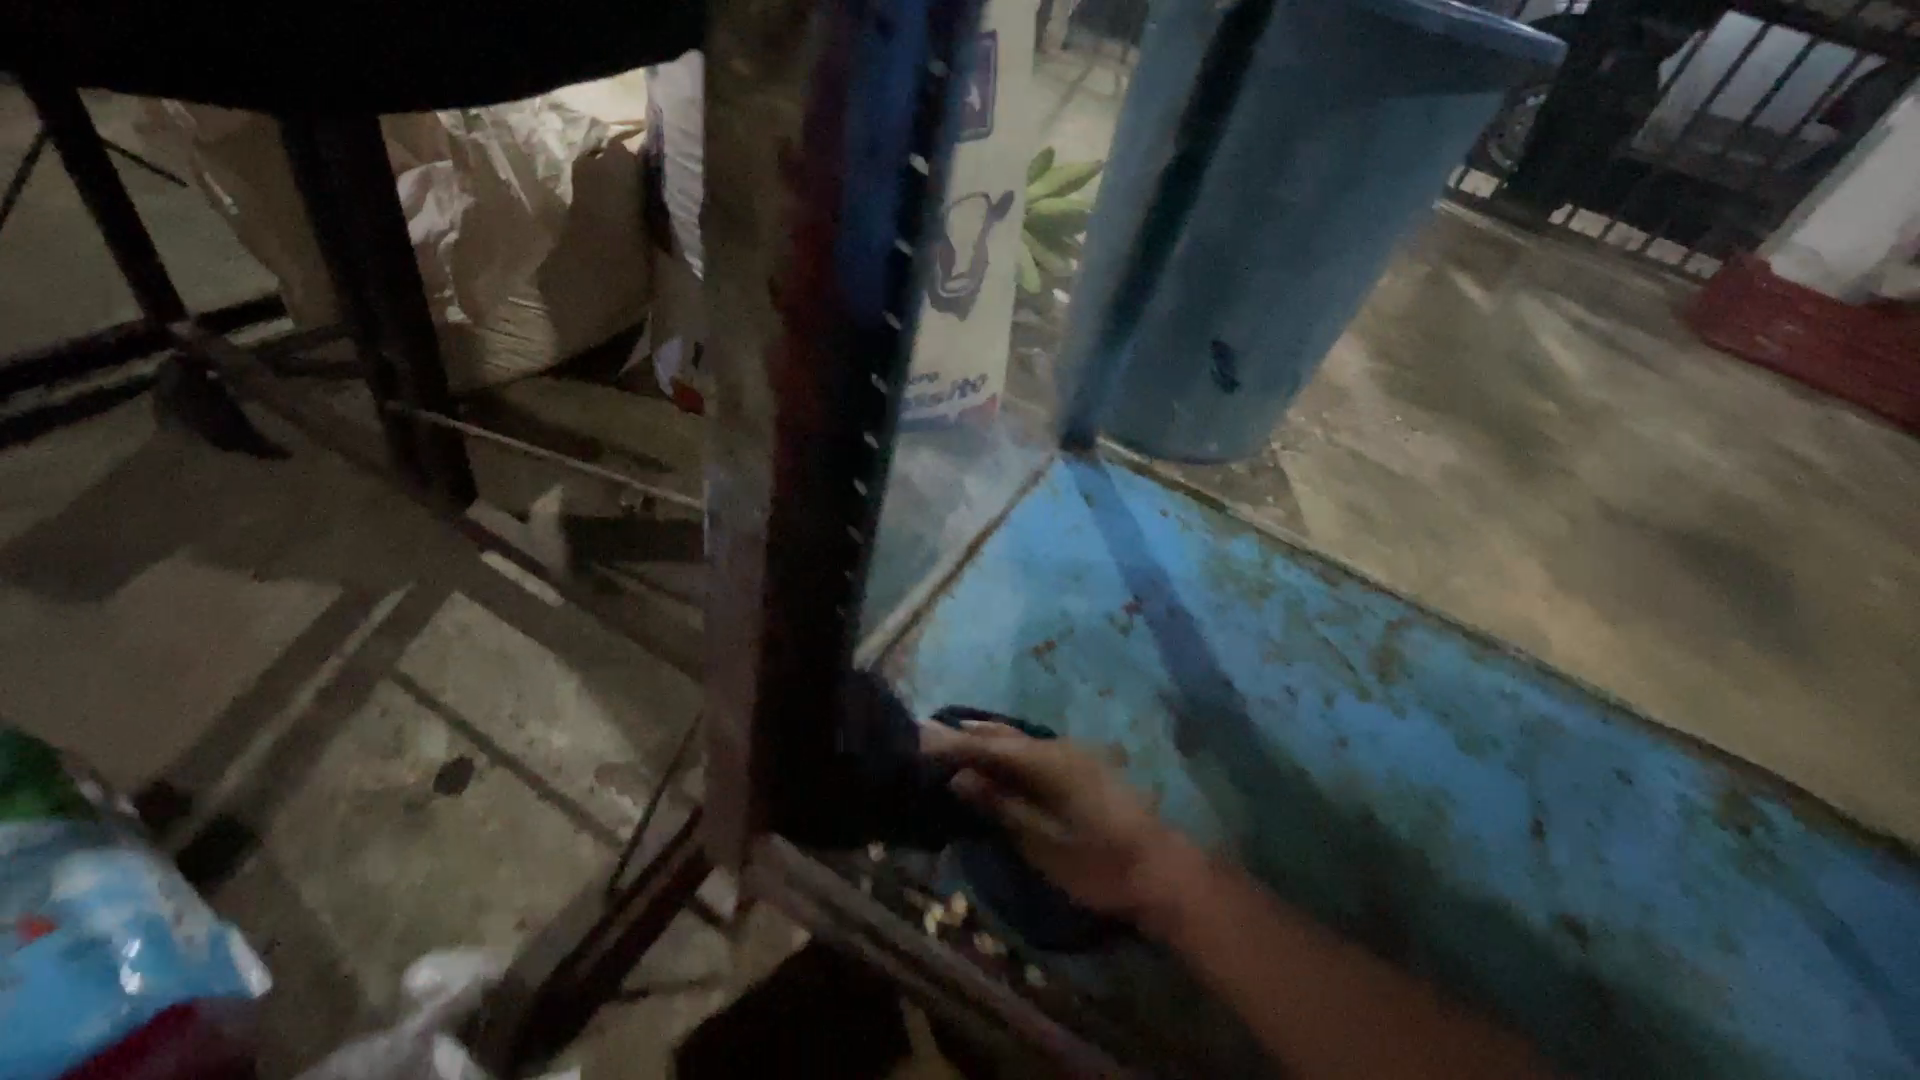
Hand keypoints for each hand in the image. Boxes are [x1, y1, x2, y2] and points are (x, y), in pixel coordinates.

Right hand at [919, 720, 1202, 934]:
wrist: (1163, 873)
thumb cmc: (1100, 865)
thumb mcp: (1043, 844)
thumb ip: (1001, 805)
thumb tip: (959, 777)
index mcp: (1047, 762)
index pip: (989, 746)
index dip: (952, 743)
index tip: (917, 737)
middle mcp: (1060, 747)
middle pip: (1005, 735)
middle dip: (967, 734)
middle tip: (927, 731)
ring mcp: (1076, 755)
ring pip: (1021, 740)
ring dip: (988, 739)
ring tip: (954, 738)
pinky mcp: (1085, 768)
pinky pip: (1035, 749)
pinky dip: (1009, 750)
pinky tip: (998, 758)